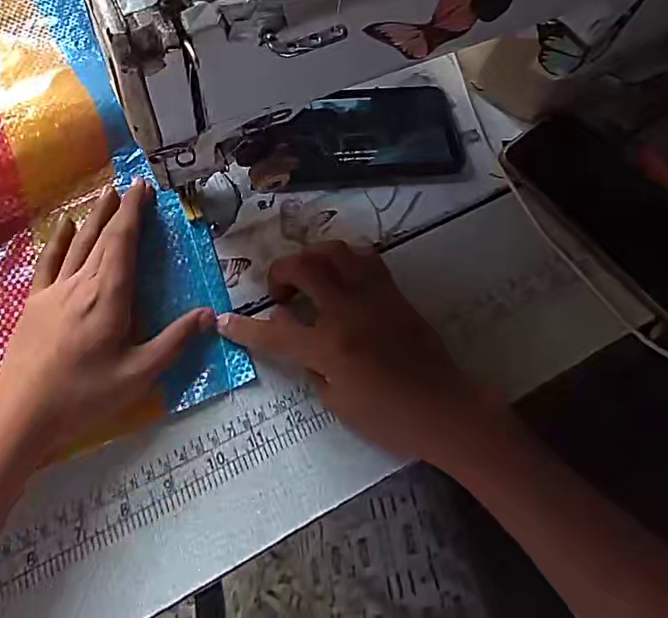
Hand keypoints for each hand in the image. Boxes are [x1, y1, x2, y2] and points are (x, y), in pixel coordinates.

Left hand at [0, 181, 213, 459]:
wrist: (19, 414)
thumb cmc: (83, 396)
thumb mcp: (138, 374)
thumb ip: (174, 342)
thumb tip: (209, 314)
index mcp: (110, 295)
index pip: (124, 242)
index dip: (134, 212)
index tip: (144, 187)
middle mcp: (82, 283)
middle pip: (104, 236)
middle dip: (121, 209)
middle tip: (134, 185)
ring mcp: (55, 291)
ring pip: (79, 243)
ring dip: (95, 217)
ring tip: (107, 193)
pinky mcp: (35, 303)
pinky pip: (49, 262)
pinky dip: (57, 240)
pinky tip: (63, 225)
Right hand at [215, 242, 505, 465]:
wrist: (444, 407)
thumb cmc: (389, 417)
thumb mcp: (337, 401)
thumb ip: (309, 364)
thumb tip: (291, 332)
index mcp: (329, 347)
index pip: (274, 333)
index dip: (243, 328)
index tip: (223, 320)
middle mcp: (347, 311)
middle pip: (301, 267)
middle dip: (278, 273)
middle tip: (279, 292)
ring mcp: (372, 294)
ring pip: (331, 250)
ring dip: (310, 258)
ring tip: (308, 277)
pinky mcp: (392, 289)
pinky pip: (363, 256)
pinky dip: (344, 257)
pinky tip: (340, 273)